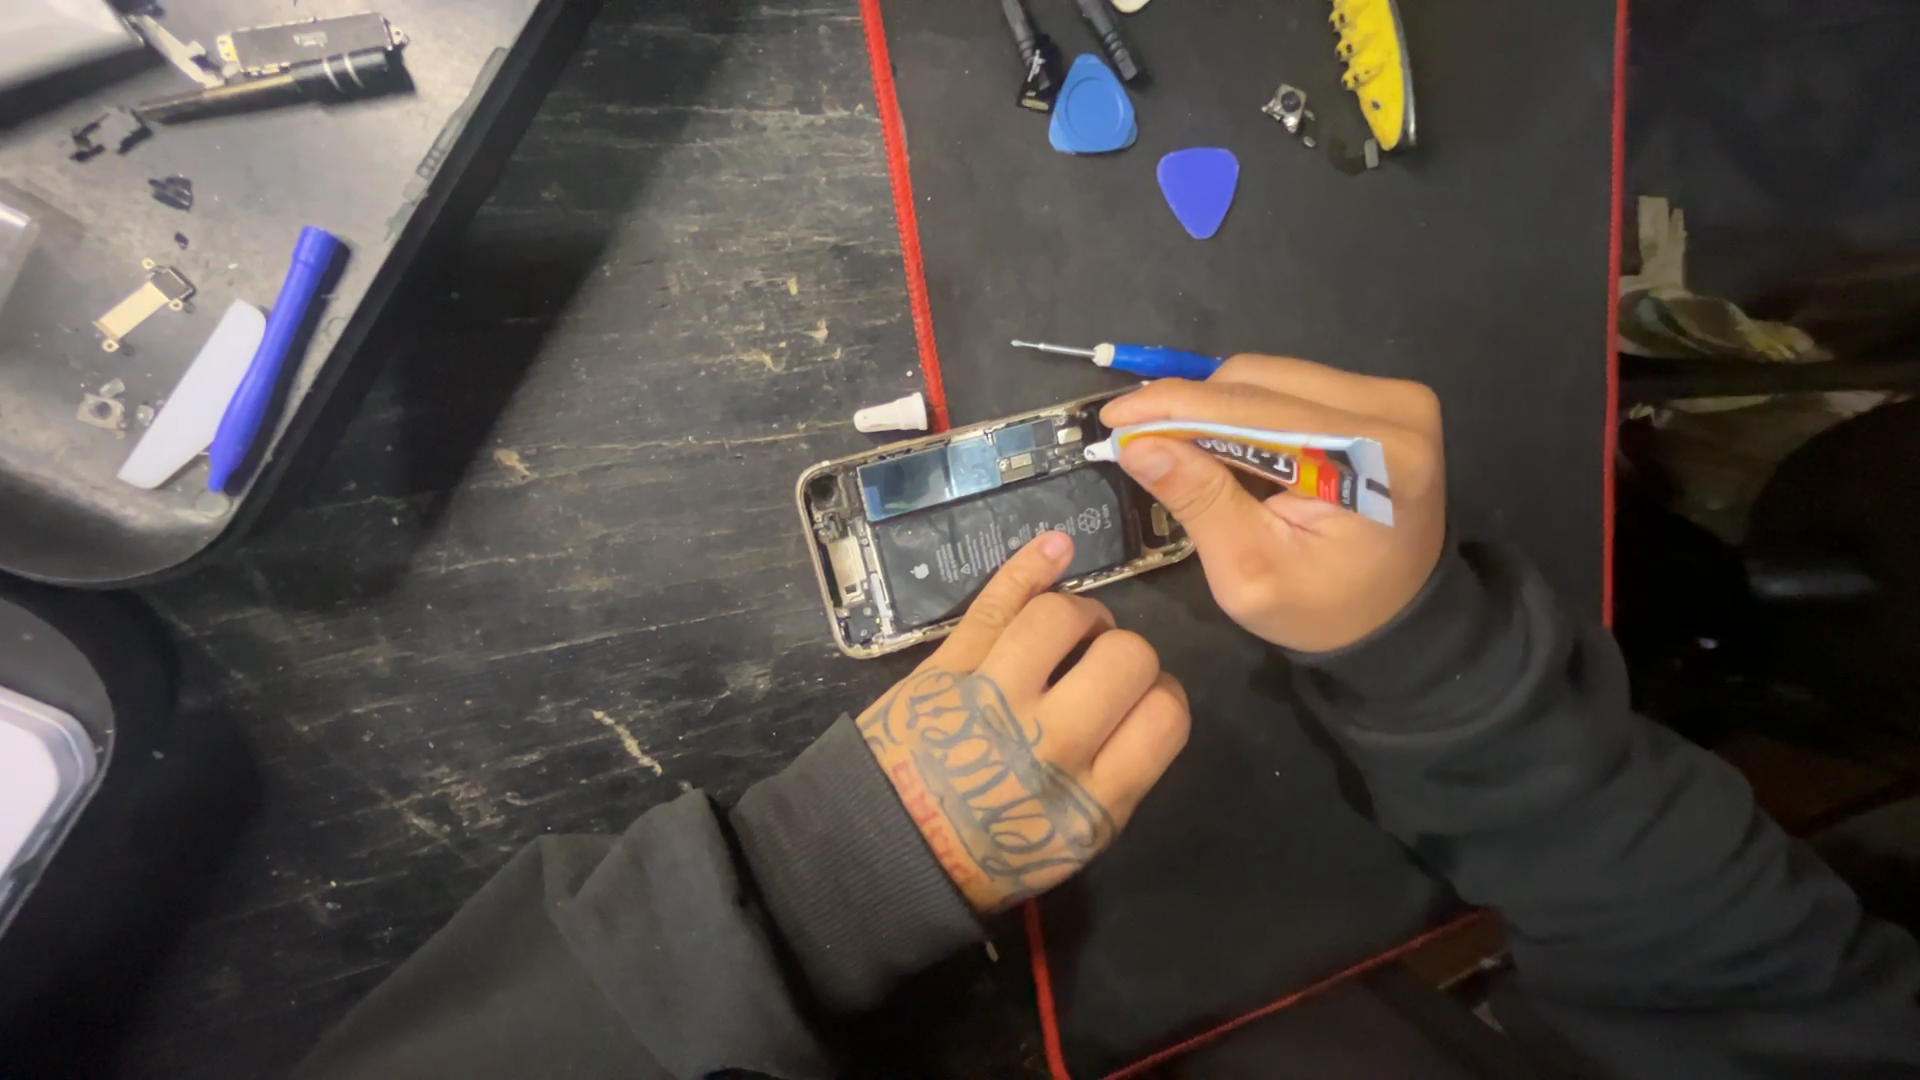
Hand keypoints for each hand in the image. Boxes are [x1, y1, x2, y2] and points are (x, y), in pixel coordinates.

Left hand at [856, 532, 1189, 911]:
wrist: (884, 851)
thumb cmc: (984, 856)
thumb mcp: (1070, 844)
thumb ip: (1117, 779)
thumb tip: (1144, 704)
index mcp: (1092, 802)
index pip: (1164, 716)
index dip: (1162, 693)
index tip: (1140, 696)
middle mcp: (1049, 744)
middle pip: (1126, 657)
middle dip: (1126, 649)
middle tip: (1099, 661)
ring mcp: (992, 697)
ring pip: (1060, 617)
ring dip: (1080, 611)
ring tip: (1071, 625)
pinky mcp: (947, 668)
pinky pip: (997, 603)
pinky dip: (1031, 566)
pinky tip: (1057, 547)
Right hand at [1100, 354, 1446, 652]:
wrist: (1392, 615)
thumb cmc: (1320, 608)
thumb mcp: (1247, 570)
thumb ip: (1198, 500)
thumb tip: (1136, 444)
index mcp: (1370, 458)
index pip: (1252, 410)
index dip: (1173, 407)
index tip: (1113, 419)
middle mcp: (1391, 409)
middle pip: (1258, 380)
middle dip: (1188, 408)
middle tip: (1137, 440)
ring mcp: (1391, 397)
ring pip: (1267, 375)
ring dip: (1212, 408)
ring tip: (1179, 447)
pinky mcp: (1380, 398)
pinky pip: (1287, 385)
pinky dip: (1241, 409)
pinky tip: (1221, 442)